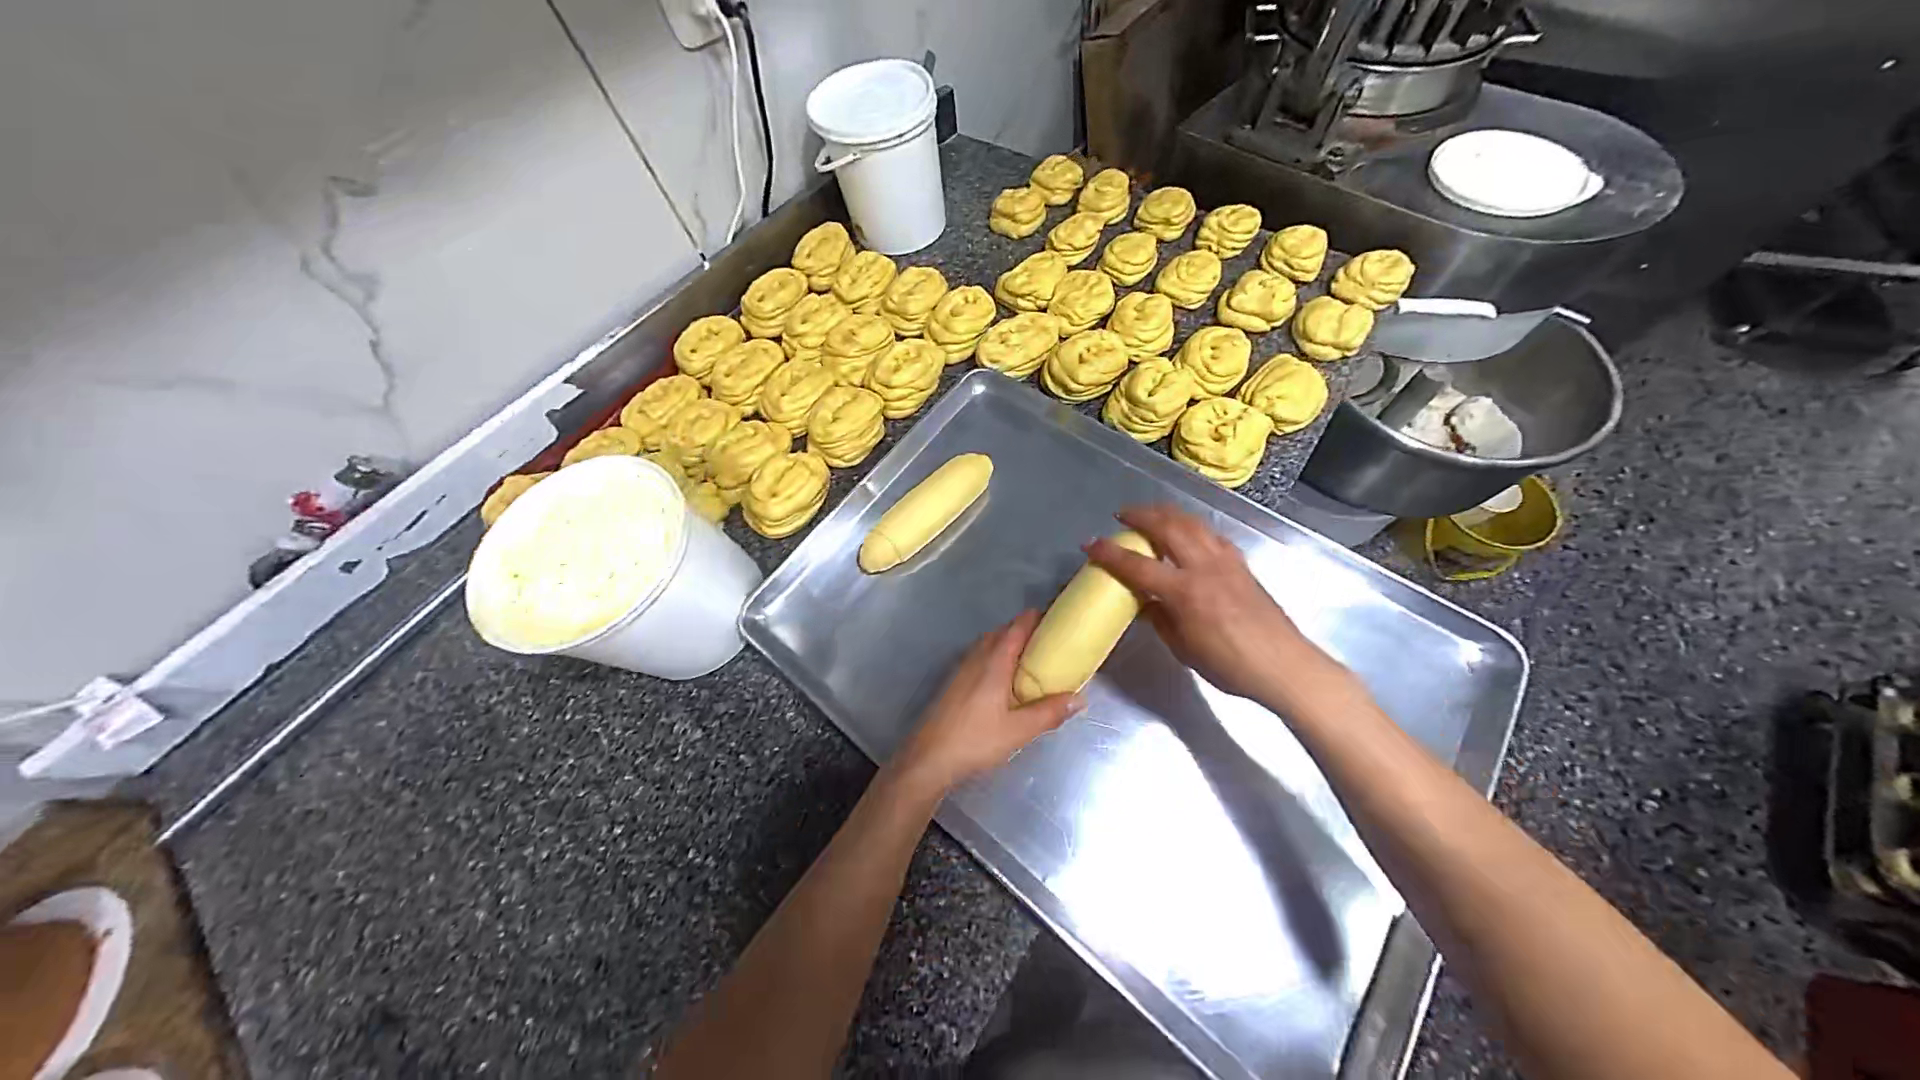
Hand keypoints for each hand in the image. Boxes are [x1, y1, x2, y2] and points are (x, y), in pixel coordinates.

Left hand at [892, 611, 1085, 794]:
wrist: (929, 758)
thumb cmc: (976, 740)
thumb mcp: (1020, 730)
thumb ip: (1050, 712)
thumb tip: (1079, 699)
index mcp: (994, 661)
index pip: (1017, 627)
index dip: (1036, 618)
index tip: (1057, 618)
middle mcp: (977, 657)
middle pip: (1002, 631)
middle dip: (1025, 630)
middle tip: (1050, 642)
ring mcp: (962, 668)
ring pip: (989, 644)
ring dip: (1009, 643)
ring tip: (1032, 659)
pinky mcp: (954, 682)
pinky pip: (980, 657)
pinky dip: (996, 657)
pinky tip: (1005, 680)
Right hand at [1084, 503, 1329, 701]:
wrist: (1283, 665)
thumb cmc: (1229, 665)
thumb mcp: (1183, 648)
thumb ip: (1160, 619)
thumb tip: (1147, 602)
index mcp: (1184, 592)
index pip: (1137, 565)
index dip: (1109, 553)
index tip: (1090, 544)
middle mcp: (1204, 568)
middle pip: (1167, 527)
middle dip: (1141, 515)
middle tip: (1122, 515)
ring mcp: (1226, 562)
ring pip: (1192, 524)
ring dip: (1167, 514)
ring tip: (1152, 514)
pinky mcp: (1241, 565)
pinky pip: (1212, 535)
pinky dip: (1193, 527)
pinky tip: (1188, 533)